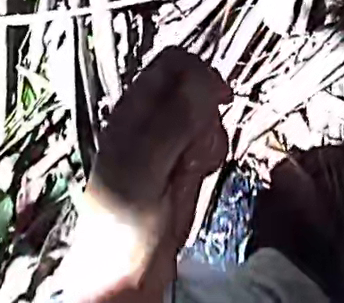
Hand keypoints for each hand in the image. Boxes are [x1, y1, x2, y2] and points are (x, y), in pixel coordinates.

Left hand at [53, 48, 232, 302]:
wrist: (124, 281)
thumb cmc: (124, 222)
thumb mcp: (148, 165)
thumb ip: (176, 119)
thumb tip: (205, 79)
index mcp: (135, 108)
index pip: (173, 62)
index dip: (199, 71)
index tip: (220, 95)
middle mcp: (152, 119)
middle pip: (196, 88)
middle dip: (205, 114)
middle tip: (195, 145)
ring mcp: (168, 143)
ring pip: (205, 118)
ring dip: (207, 140)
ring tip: (189, 169)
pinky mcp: (182, 167)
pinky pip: (207, 146)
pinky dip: (208, 158)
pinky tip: (193, 180)